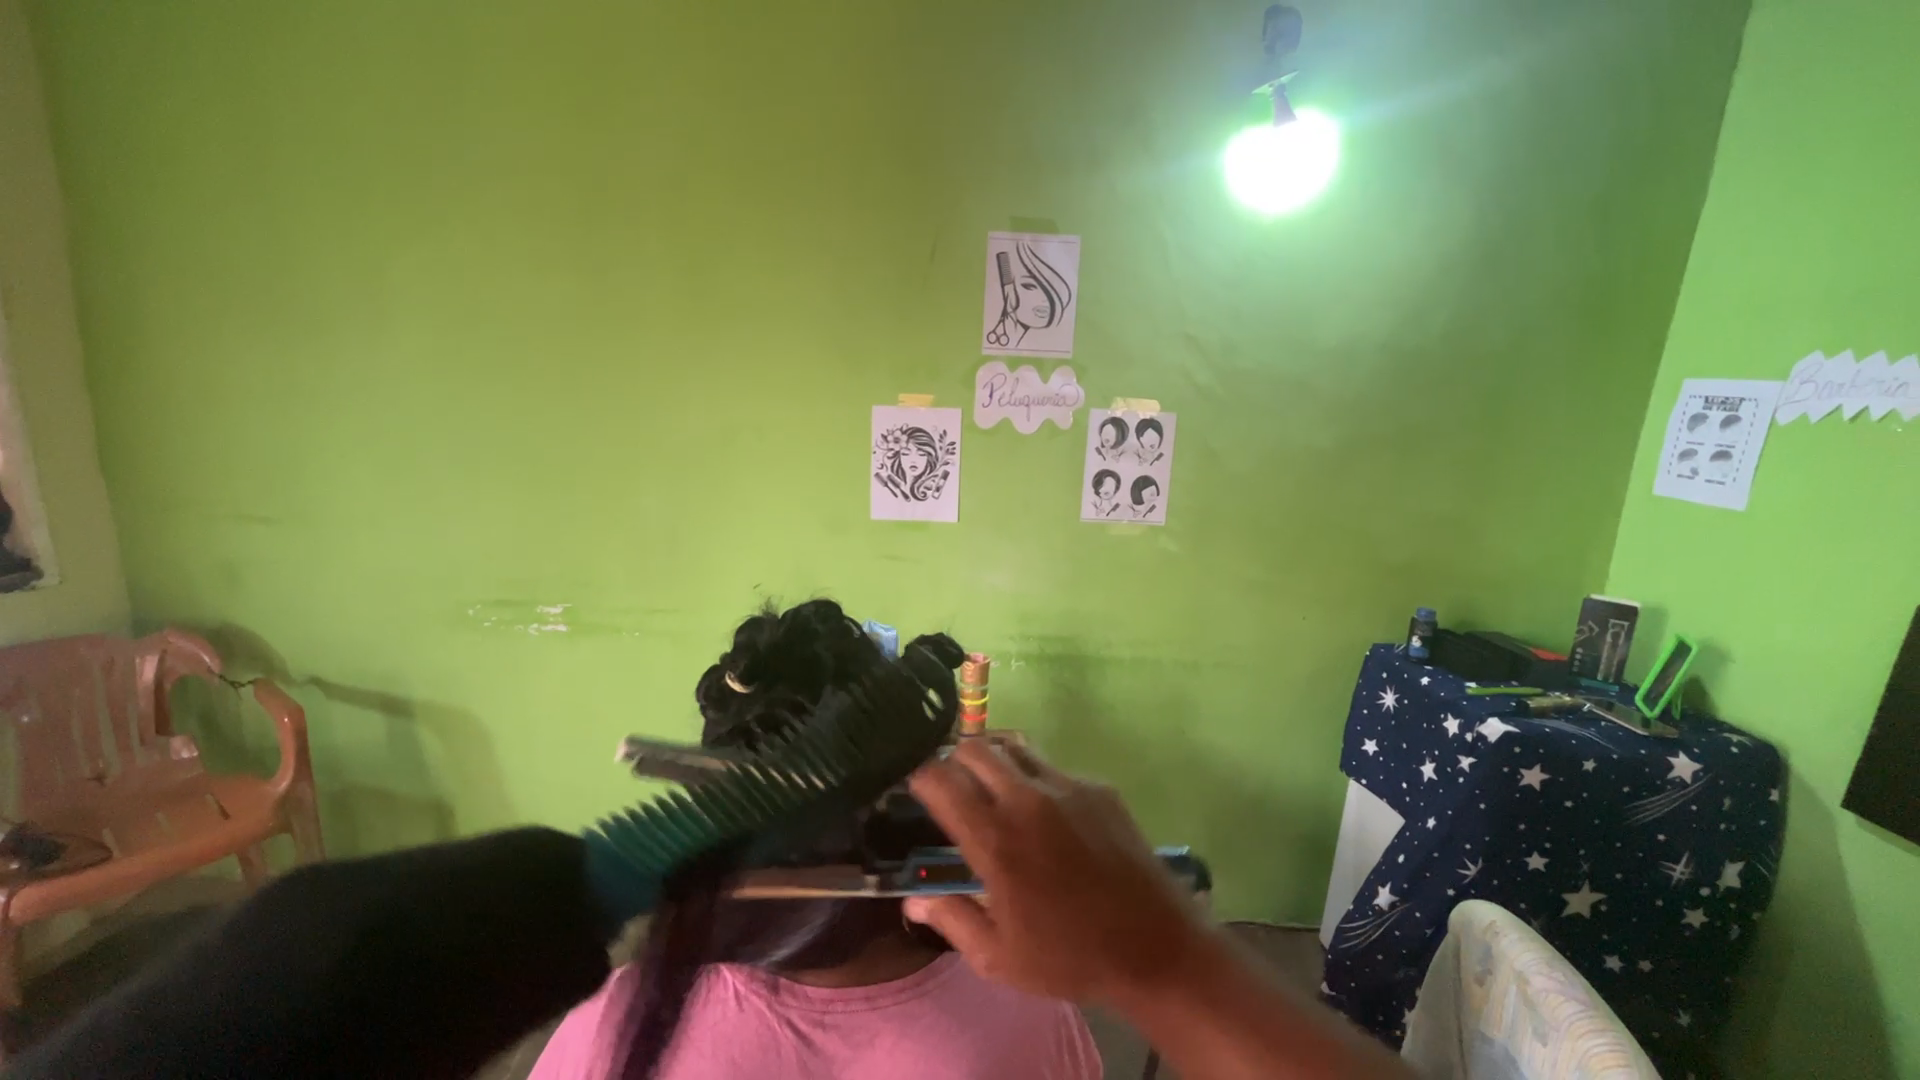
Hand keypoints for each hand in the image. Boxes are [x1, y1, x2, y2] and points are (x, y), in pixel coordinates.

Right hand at [904, 740, 1205, 1003]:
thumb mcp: (998, 957)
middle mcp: (1026, 800)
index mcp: (994, 841)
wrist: (1156, 946)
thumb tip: (913, 900)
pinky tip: (1047, 816)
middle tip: (954, 786)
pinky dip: (1036, 779)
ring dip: (994, 760)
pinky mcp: (1098, 787)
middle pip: (974, 747)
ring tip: (994, 788)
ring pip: (1013, 746)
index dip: (919, 776)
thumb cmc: (1070, 957)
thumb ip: (951, 920)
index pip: (940, 779)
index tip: (914, 788)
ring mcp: (1066, 787)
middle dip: (954, 759)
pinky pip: (1053, 767)